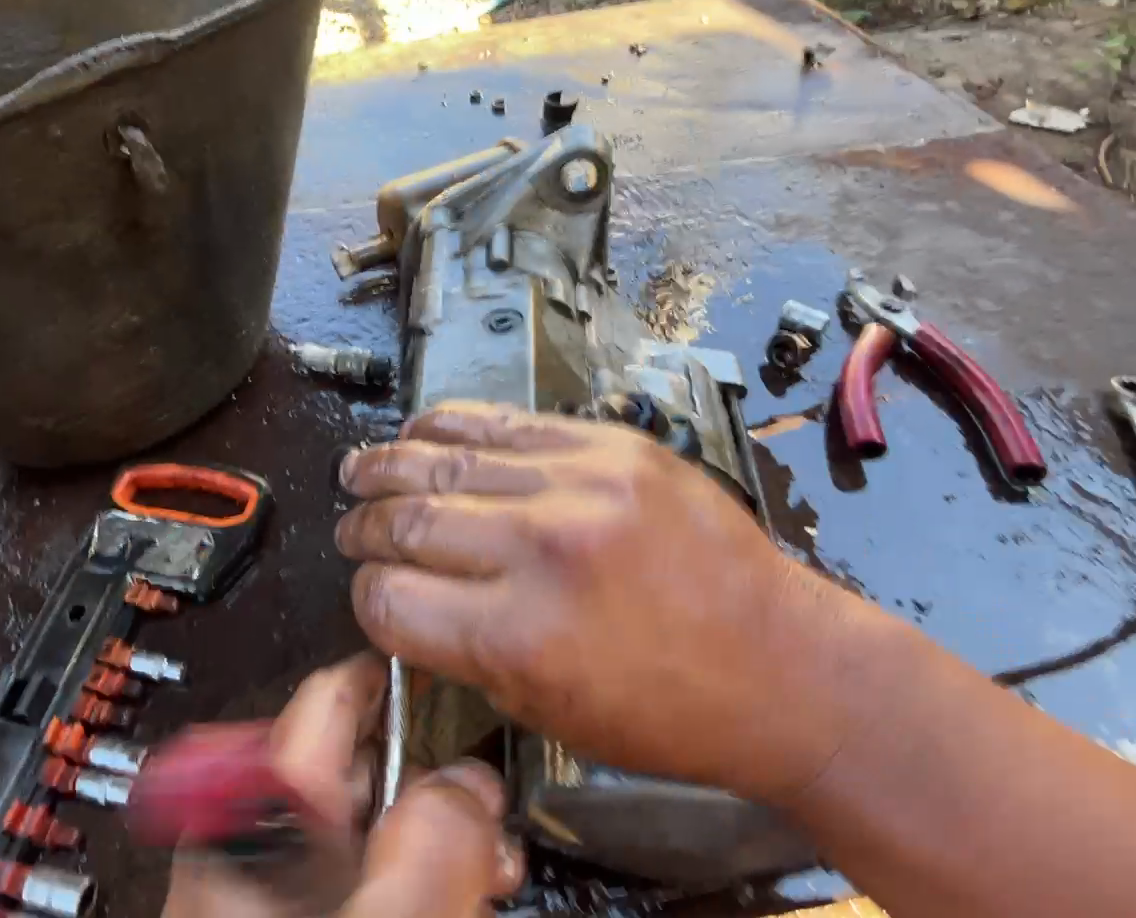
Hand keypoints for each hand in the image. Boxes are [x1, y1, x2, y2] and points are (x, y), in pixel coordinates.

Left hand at [162, 654, 520, 917]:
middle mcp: (251, 841)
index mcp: (260, 816)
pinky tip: (447, 908)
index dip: (395, 679)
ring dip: (426, 838)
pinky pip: (349, 882)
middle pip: (352, 766)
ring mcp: (263, 890)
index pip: (329, 701)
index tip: (449, 679)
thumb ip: (436, 840)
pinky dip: (401, 884)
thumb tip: (469, 783)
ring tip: (484, 870)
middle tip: (487, 806)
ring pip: (357, 830)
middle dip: (429, 777)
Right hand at [336, 401, 873, 804]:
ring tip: (358, 469)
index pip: (389, 600)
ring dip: (387, 465)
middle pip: (407, 521)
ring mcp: (579, 485)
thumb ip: (461, 653)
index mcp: (518, 639)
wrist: (784, 665)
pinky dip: (448, 424)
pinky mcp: (610, 445)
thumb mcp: (546, 713)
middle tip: (351, 529)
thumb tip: (404, 600)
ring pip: (442, 459)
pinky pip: (504, 421)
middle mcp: (540, 551)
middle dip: (364, 529)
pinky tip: (418, 430)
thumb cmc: (668, 712)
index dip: (366, 600)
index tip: (371, 593)